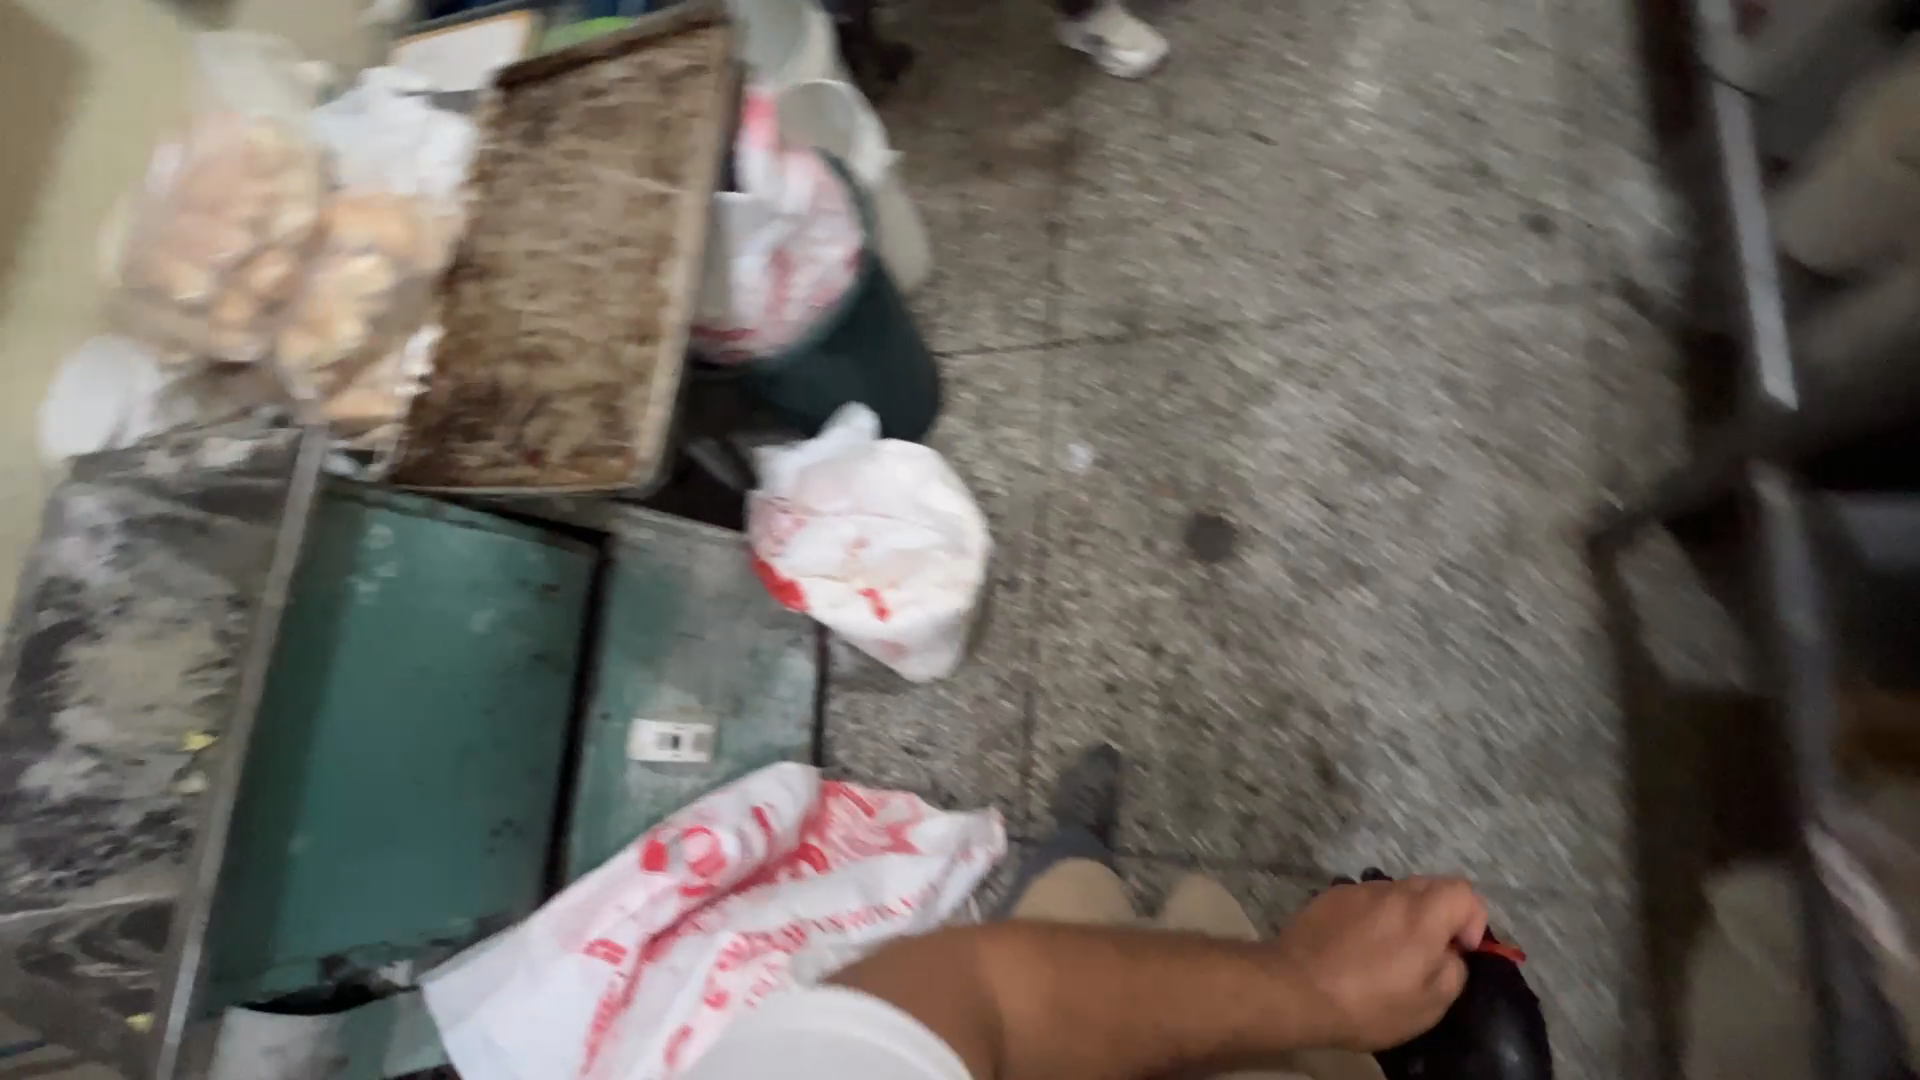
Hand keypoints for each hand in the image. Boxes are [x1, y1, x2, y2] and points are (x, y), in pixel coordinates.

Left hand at [1269, 876, 1488, 1050]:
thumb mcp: (1431, 1002)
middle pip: (1429, 885)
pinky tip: (1358, 945)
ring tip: (1389, 952)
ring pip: (1394, 891)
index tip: (1459, 949)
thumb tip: (1450, 950)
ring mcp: (1354, 889)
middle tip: (1428, 953)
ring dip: (1404, 914)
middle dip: (1440, 914)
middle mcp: (1387, 891)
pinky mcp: (1328, 895)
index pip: (1463, 890)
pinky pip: (1364, 898)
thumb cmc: (1370, 1003)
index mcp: (1419, 913)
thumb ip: (1453, 968)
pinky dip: (1373, 915)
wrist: (1297, 987)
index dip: (1471, 918)